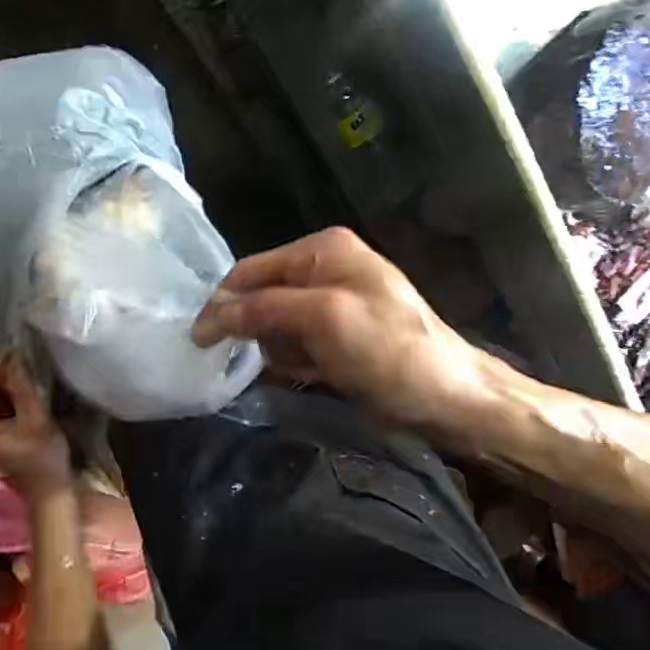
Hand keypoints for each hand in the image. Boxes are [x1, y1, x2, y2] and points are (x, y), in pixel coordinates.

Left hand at [0, 351, 72, 497]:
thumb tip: (16, 358)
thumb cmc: (46, 458)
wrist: (50, 493)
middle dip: (1, 370)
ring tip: (27, 366)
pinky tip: (24, 387)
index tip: (17, 346)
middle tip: (23, 354)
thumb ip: (23, 387)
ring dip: (5, 381)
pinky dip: (8, 394)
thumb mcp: (37, 418)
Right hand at [190, 228, 502, 428]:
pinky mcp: (338, 335)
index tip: (197, 340)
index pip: (251, 270)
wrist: (451, 399)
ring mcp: (332, 302)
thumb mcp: (322, 319)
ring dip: (273, 349)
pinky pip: (295, 343)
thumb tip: (209, 315)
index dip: (222, 303)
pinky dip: (290, 360)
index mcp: (322, 250)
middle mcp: (324, 268)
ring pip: (275, 324)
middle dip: (252, 329)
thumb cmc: (389, 350)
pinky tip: (306, 375)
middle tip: (244, 359)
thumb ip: (263, 309)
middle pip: (261, 296)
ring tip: (293, 369)